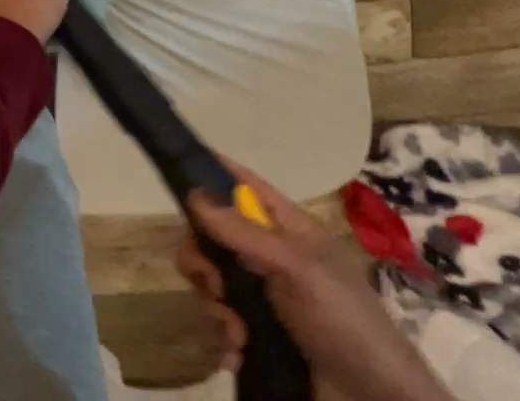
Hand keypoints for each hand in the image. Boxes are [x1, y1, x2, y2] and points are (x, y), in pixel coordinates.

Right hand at [179, 161, 453, 400]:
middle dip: (201, 258)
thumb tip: (193, 193)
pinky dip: (223, 335)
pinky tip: (237, 351)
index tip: (174, 167)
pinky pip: (219, 317)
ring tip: (236, 332)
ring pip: (210, 276)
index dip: (211, 170)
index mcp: (288, 229)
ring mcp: (263, 292)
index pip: (243, 184)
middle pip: (212, 233)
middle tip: (213, 283)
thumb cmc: (345, 322)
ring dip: (214, 304)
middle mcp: (270, 253)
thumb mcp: (299, 270)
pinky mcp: (257, 328)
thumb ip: (245, 232)